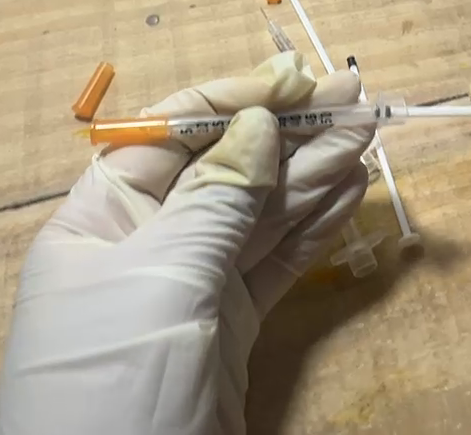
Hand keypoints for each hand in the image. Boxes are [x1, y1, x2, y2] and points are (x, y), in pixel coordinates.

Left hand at [0, 54, 371, 434]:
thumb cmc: (113, 388)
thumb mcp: (162, 281)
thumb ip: (216, 198)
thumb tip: (258, 121)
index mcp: (103, 216)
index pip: (176, 132)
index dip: (237, 98)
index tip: (298, 81)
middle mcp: (148, 240)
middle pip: (229, 166)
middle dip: (291, 131)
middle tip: (356, 98)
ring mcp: (193, 283)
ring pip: (262, 211)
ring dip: (314, 172)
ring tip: (367, 135)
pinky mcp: (230, 324)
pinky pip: (276, 258)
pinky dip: (314, 225)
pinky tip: (350, 191)